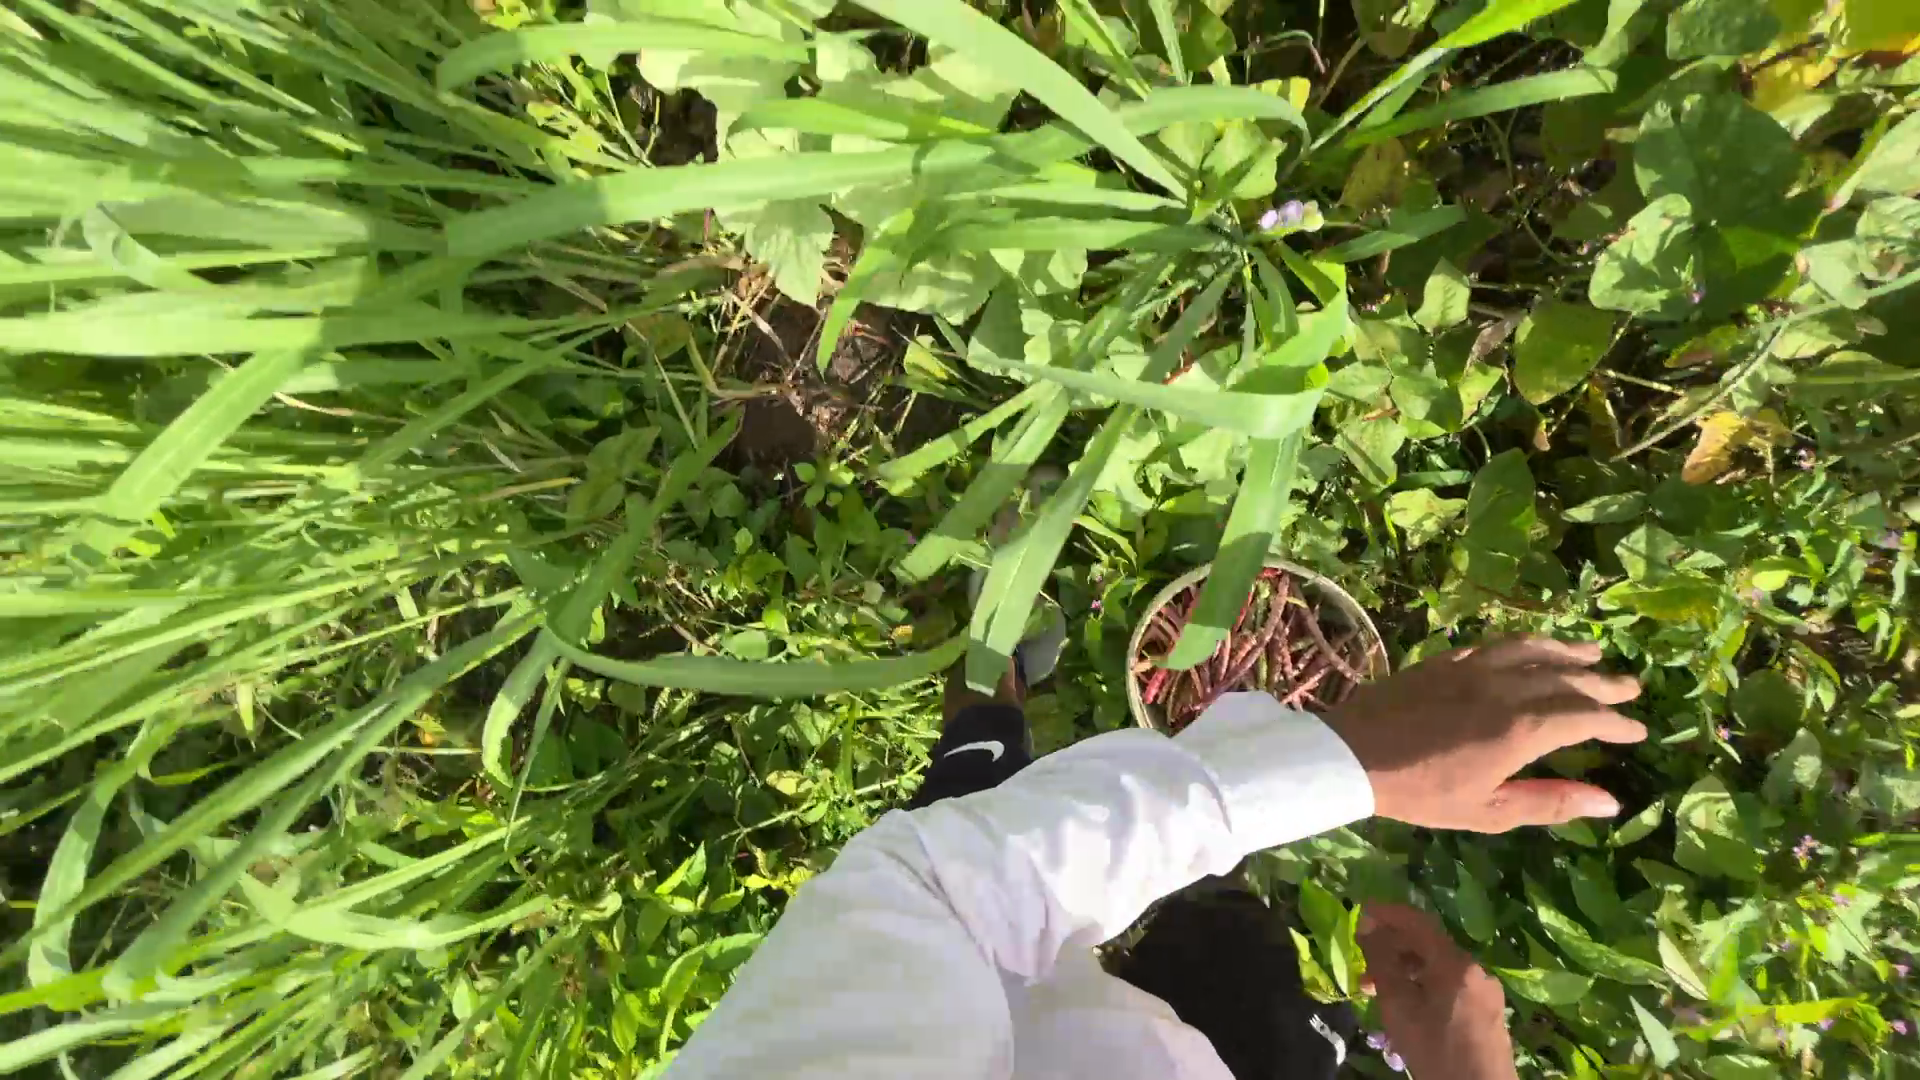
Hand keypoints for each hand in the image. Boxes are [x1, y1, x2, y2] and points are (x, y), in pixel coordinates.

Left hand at [1321, 636, 1644, 831]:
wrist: (1349, 755)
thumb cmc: (1418, 791)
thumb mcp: (1487, 811)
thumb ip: (1549, 803)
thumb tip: (1609, 800)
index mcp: (1519, 729)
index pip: (1584, 717)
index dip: (1615, 722)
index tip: (1637, 729)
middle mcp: (1499, 690)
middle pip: (1562, 678)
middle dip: (1601, 682)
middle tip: (1630, 685)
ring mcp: (1465, 670)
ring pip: (1525, 650)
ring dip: (1562, 650)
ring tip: (1590, 651)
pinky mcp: (1436, 662)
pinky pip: (1486, 646)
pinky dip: (1515, 644)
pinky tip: (1524, 649)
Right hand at [1358, 904, 1516, 1079]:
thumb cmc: (1435, 1049)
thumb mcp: (1397, 1002)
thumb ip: (1380, 958)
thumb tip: (1366, 924)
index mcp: (1456, 963)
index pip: (1416, 921)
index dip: (1385, 913)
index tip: (1359, 913)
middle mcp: (1475, 970)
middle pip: (1426, 944)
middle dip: (1390, 948)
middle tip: (1363, 963)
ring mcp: (1485, 992)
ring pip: (1436, 966)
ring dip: (1404, 969)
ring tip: (1377, 990)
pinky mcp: (1488, 1013)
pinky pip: (1449, 984)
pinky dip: (1422, 984)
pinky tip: (1405, 1004)